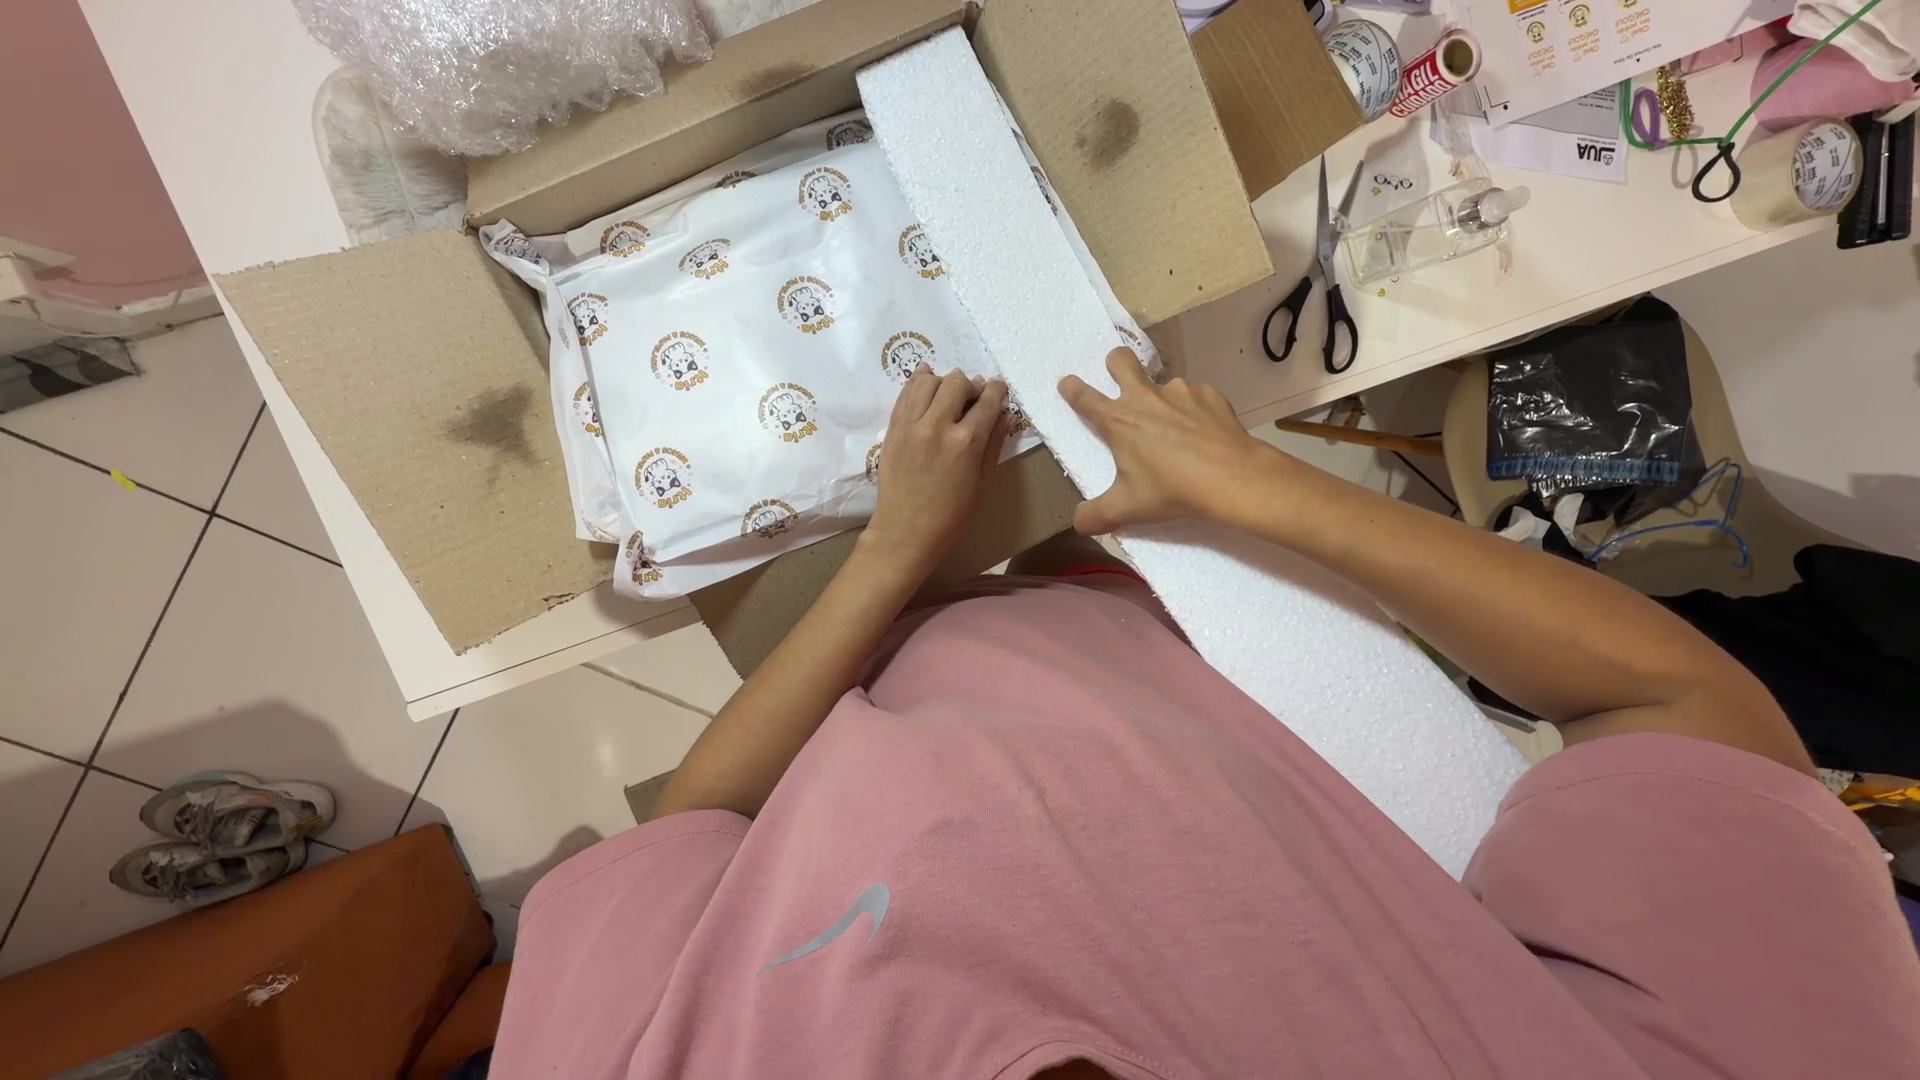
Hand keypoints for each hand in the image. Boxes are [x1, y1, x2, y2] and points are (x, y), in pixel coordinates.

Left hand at [863, 364, 1010, 573]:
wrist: (906, 530)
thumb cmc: (951, 513)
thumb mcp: (983, 481)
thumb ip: (994, 443)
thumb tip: (1006, 414)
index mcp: (966, 442)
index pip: (987, 400)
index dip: (998, 389)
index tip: (999, 388)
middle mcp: (937, 425)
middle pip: (957, 382)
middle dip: (971, 385)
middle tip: (973, 399)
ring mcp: (911, 425)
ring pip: (928, 380)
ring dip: (943, 382)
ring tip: (948, 396)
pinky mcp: (892, 429)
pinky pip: (905, 393)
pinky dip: (917, 382)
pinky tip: (926, 380)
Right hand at [1060, 348, 1274, 534]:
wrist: (1232, 478)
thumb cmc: (1172, 490)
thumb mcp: (1127, 509)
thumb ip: (1095, 517)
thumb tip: (1079, 523)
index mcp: (1119, 421)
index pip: (1084, 397)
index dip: (1071, 388)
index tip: (1067, 383)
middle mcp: (1145, 397)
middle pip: (1120, 359)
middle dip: (1114, 362)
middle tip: (1119, 378)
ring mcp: (1180, 391)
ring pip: (1163, 384)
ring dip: (1162, 400)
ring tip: (1176, 430)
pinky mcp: (1209, 394)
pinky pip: (1195, 398)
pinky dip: (1194, 412)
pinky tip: (1203, 434)